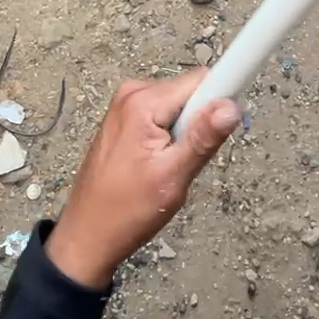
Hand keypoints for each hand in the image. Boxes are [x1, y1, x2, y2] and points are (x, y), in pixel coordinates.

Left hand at [44, 67, 240, 287]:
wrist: (86, 237)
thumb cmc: (126, 212)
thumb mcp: (172, 179)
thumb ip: (203, 139)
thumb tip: (232, 106)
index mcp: (142, 102)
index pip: (200, 81)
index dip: (219, 99)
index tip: (229, 123)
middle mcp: (132, 93)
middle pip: (189, 92)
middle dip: (198, 123)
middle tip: (185, 161)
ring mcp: (125, 104)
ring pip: (177, 105)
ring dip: (183, 131)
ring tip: (168, 166)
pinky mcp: (124, 116)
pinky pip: (162, 113)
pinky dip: (168, 135)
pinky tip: (156, 163)